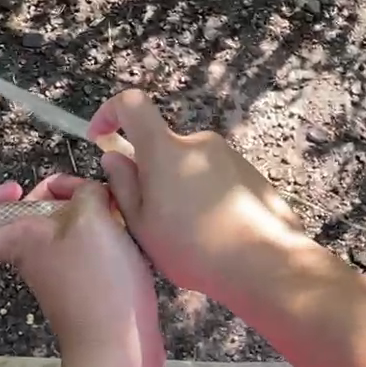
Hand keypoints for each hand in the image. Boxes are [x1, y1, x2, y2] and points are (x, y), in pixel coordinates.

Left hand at [0, 175, 163, 366]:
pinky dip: (104, 236)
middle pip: (32, 215)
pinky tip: (127, 237)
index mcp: (20, 238)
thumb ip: (87, 192)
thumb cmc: (99, 281)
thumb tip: (90, 192)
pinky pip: (86, 248)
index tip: (19, 188)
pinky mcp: (84, 285)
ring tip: (116, 214)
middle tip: (89, 193)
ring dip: (89, 215)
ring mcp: (58, 272)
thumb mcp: (93, 218)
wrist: (117, 350)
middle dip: (60, 195)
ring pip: (64, 229)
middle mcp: (32, 256)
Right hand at [86, 89, 311, 304]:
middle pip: (163, 146)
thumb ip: (124, 185)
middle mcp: (199, 142)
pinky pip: (215, 177)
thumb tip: (114, 157)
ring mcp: (228, 155)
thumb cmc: (194, 249)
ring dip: (181, 189)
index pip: (132, 104)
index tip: (101, 136)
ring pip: (189, 165)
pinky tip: (215, 232)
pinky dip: (206, 196)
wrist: (265, 263)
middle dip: (152, 174)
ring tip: (190, 234)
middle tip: (154, 218)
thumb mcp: (143, 225)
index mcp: (166, 150)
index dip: (110, 112)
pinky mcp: (249, 171)